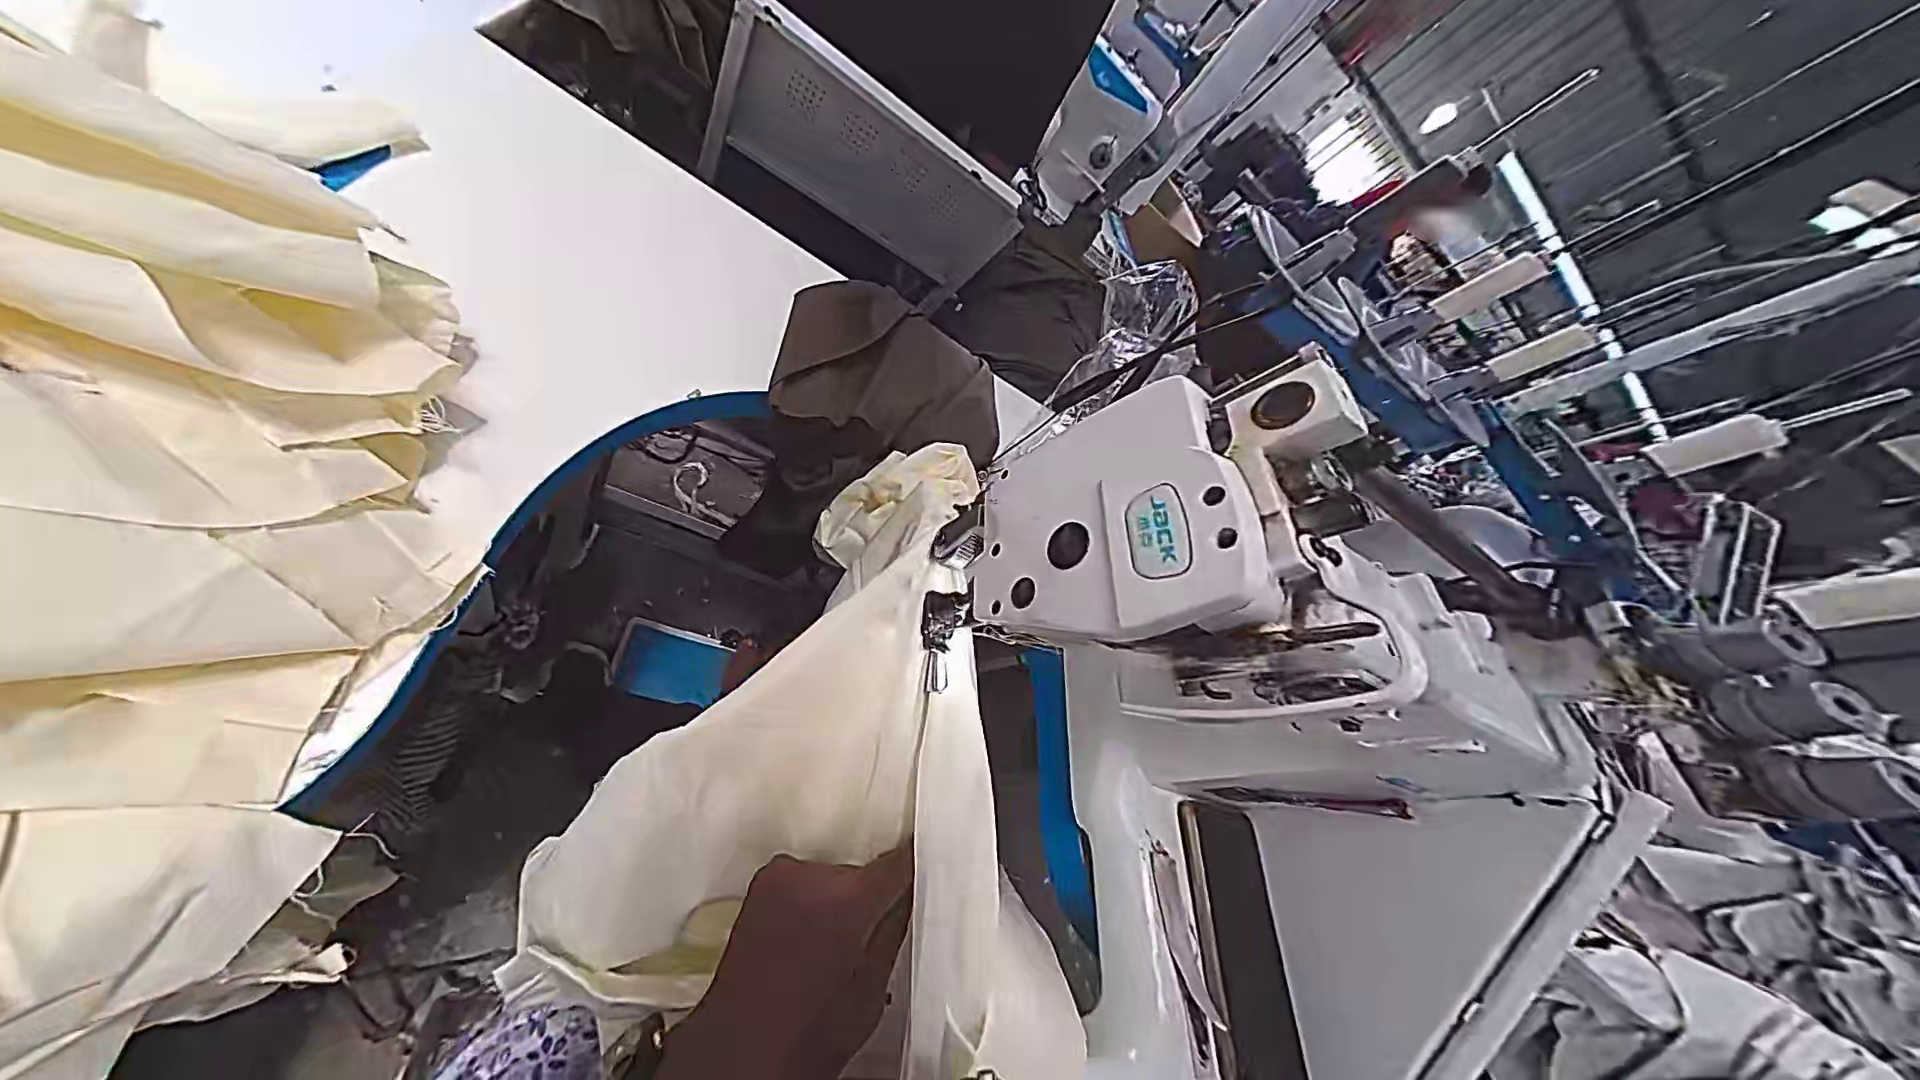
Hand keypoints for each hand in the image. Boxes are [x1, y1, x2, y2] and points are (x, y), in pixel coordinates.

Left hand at [657, 848, 911, 1079]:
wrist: (741, 1050)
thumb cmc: (807, 1032)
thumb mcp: (872, 987)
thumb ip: (895, 928)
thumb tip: (909, 894)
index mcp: (850, 900)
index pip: (896, 863)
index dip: (912, 868)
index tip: (921, 867)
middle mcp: (814, 876)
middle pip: (861, 872)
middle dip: (868, 897)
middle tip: (865, 935)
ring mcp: (782, 876)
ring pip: (831, 875)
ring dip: (836, 897)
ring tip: (828, 943)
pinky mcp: (762, 882)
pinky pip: (803, 879)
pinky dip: (809, 899)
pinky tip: (805, 936)